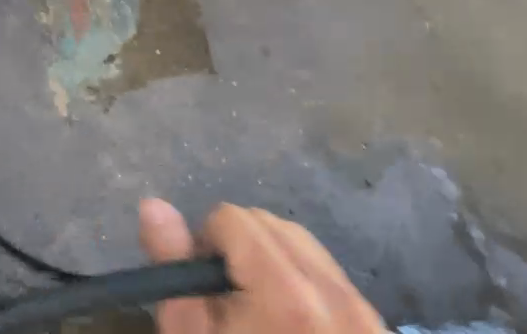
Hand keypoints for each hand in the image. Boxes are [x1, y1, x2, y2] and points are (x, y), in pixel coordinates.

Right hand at [138, 199, 385, 333]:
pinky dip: (308, 290)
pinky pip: (337, 286)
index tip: (203, 287)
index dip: (206, 244)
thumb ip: (172, 266)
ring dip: (274, 264)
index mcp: (286, 294)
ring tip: (259, 316)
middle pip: (275, 226)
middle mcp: (338, 299)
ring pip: (309, 252)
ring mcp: (371, 323)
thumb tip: (155, 205)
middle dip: (242, 248)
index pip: (234, 219)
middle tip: (227, 300)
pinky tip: (291, 332)